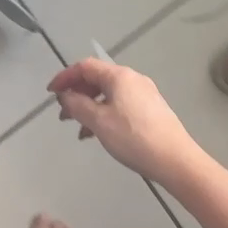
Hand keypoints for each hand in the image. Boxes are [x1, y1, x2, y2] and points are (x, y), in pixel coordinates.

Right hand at [48, 58, 204, 187]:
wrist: (177, 161)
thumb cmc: (134, 138)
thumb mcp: (99, 122)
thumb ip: (78, 105)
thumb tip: (65, 96)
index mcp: (119, 76)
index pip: (85, 67)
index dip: (65, 77)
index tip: (51, 93)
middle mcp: (133, 79)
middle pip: (97, 79)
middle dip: (77, 94)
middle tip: (63, 114)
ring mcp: (145, 94)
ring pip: (109, 94)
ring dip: (90, 107)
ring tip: (80, 130)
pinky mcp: (152, 110)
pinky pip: (120, 105)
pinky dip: (105, 114)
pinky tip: (101, 135)